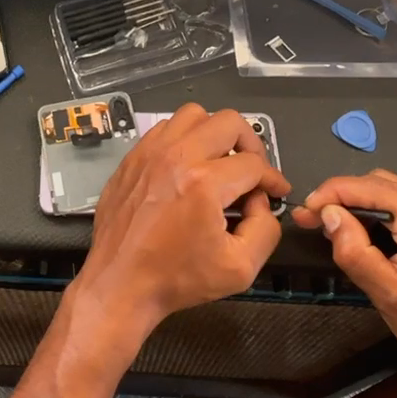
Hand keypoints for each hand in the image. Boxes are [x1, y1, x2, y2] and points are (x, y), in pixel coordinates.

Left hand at [77, 104, 292, 334]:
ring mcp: (151, 151)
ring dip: (215, 133)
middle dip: (250, 145)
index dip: (273, 179)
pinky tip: (189, 165)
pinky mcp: (133, 156)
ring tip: (220, 161)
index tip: (276, 191)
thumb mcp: (240, 268)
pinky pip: (166, 128)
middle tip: (252, 170)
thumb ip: (265, 229)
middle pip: (229, 122)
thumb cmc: (177, 278)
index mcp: (204, 183)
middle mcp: (177, 156)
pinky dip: (185, 138)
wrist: (120, 282)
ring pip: (195, 115)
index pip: (254, 164)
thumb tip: (262, 202)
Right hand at [293, 170, 396, 397]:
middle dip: (342, 196)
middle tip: (314, 220)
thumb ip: (357, 253)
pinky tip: (365, 229)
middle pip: (381, 183)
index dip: (334, 193)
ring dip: (359, 201)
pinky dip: (379, 208)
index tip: (306, 210)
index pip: (374, 189)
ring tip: (335, 225)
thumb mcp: (390, 297)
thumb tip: (328, 214)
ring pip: (392, 188)